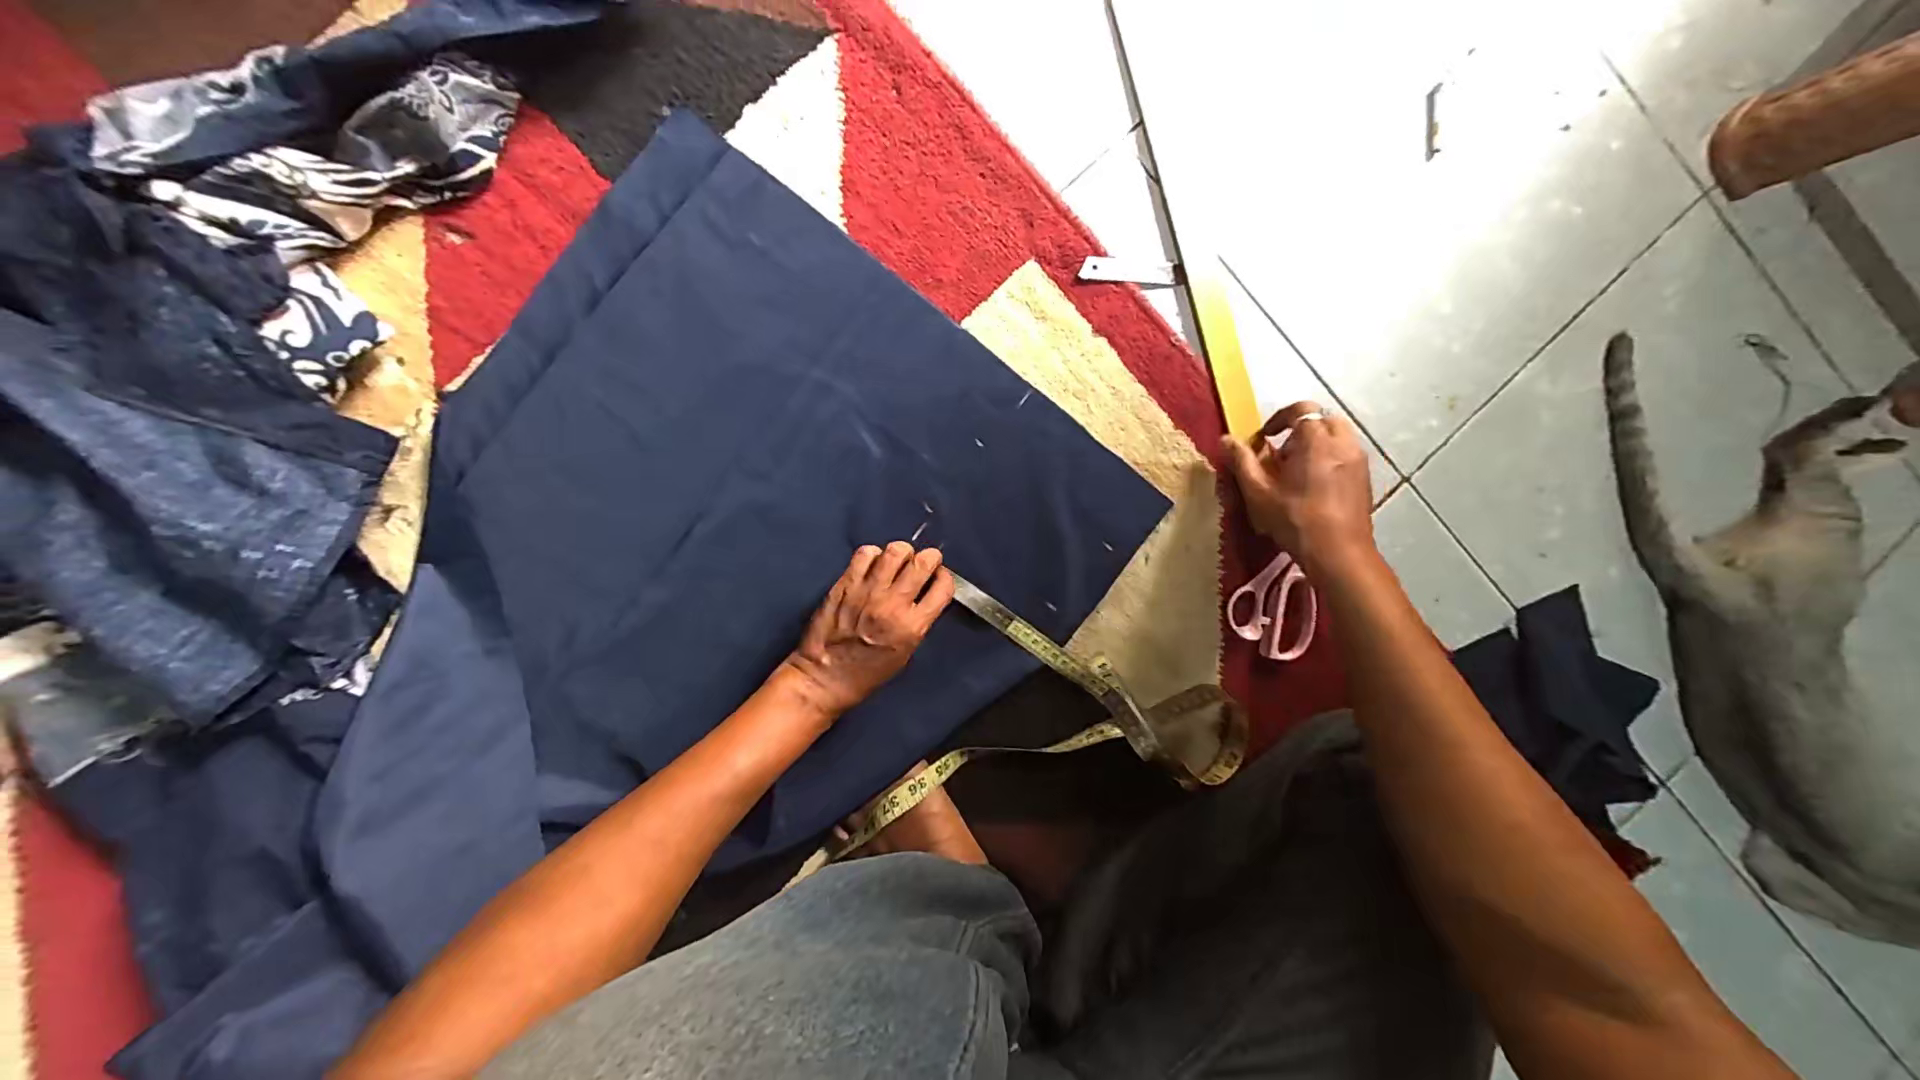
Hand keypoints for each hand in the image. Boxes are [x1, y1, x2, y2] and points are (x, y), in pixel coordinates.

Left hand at [778, 542, 955, 717]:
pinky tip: (872, 564)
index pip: (943, 586)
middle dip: (929, 558)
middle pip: (923, 562)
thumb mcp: (906, 652)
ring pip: (895, 551)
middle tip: (923, 562)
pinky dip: (873, 554)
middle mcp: (894, 604)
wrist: (826, 677)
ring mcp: (869, 591)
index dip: (944, 577)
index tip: (937, 578)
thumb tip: (925, 595)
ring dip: (902, 553)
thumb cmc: (868, 672)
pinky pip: (865, 553)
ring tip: (897, 561)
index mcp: (913, 626)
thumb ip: (918, 621)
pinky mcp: (846, 584)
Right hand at [1220, 402, 1375, 575]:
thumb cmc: (1294, 520)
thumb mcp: (1258, 492)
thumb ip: (1242, 461)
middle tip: (1280, 454)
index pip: (1301, 410)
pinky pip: (1346, 453)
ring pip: (1337, 435)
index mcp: (1316, 441)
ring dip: (1315, 443)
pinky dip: (1329, 457)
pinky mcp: (1365, 476)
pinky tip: (1314, 485)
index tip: (1264, 437)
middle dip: (1299, 430)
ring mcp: (1358, 459)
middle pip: (1322, 419)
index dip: (1279, 418)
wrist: (1338, 552)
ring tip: (1296, 471)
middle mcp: (1343, 442)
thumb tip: (1226, 439)